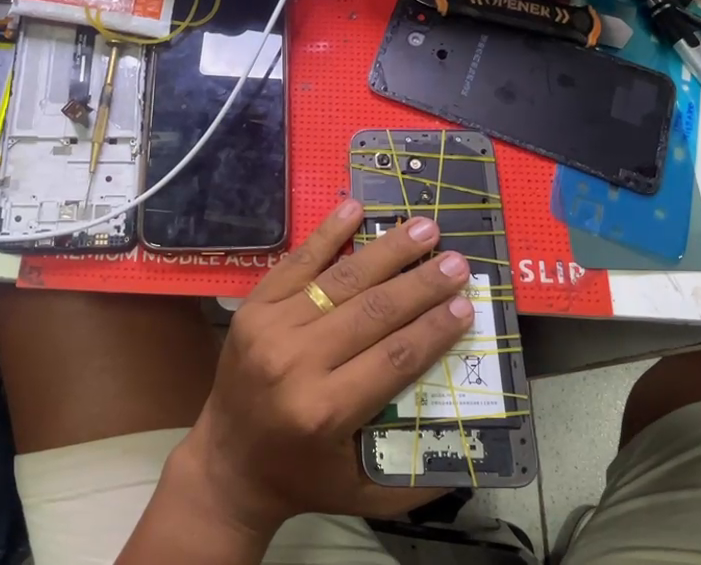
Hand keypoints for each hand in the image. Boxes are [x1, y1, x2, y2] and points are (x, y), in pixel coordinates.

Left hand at [167, 200, 474, 536]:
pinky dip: (327, 233)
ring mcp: (270, 329)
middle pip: (373, 312)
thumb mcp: (364, 493)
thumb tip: (474, 439)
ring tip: (424, 228)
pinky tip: (355, 207)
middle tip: (457, 262)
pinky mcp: (252, 307)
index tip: (466, 305)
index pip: (395, 357)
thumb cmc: (302, 477)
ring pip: (339, 280)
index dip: (434, 329)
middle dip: (421, 284)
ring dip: (387, 251)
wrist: (226, 464)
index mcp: (326, 411)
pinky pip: (296, 263)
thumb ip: (418, 474)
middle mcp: (297, 364)